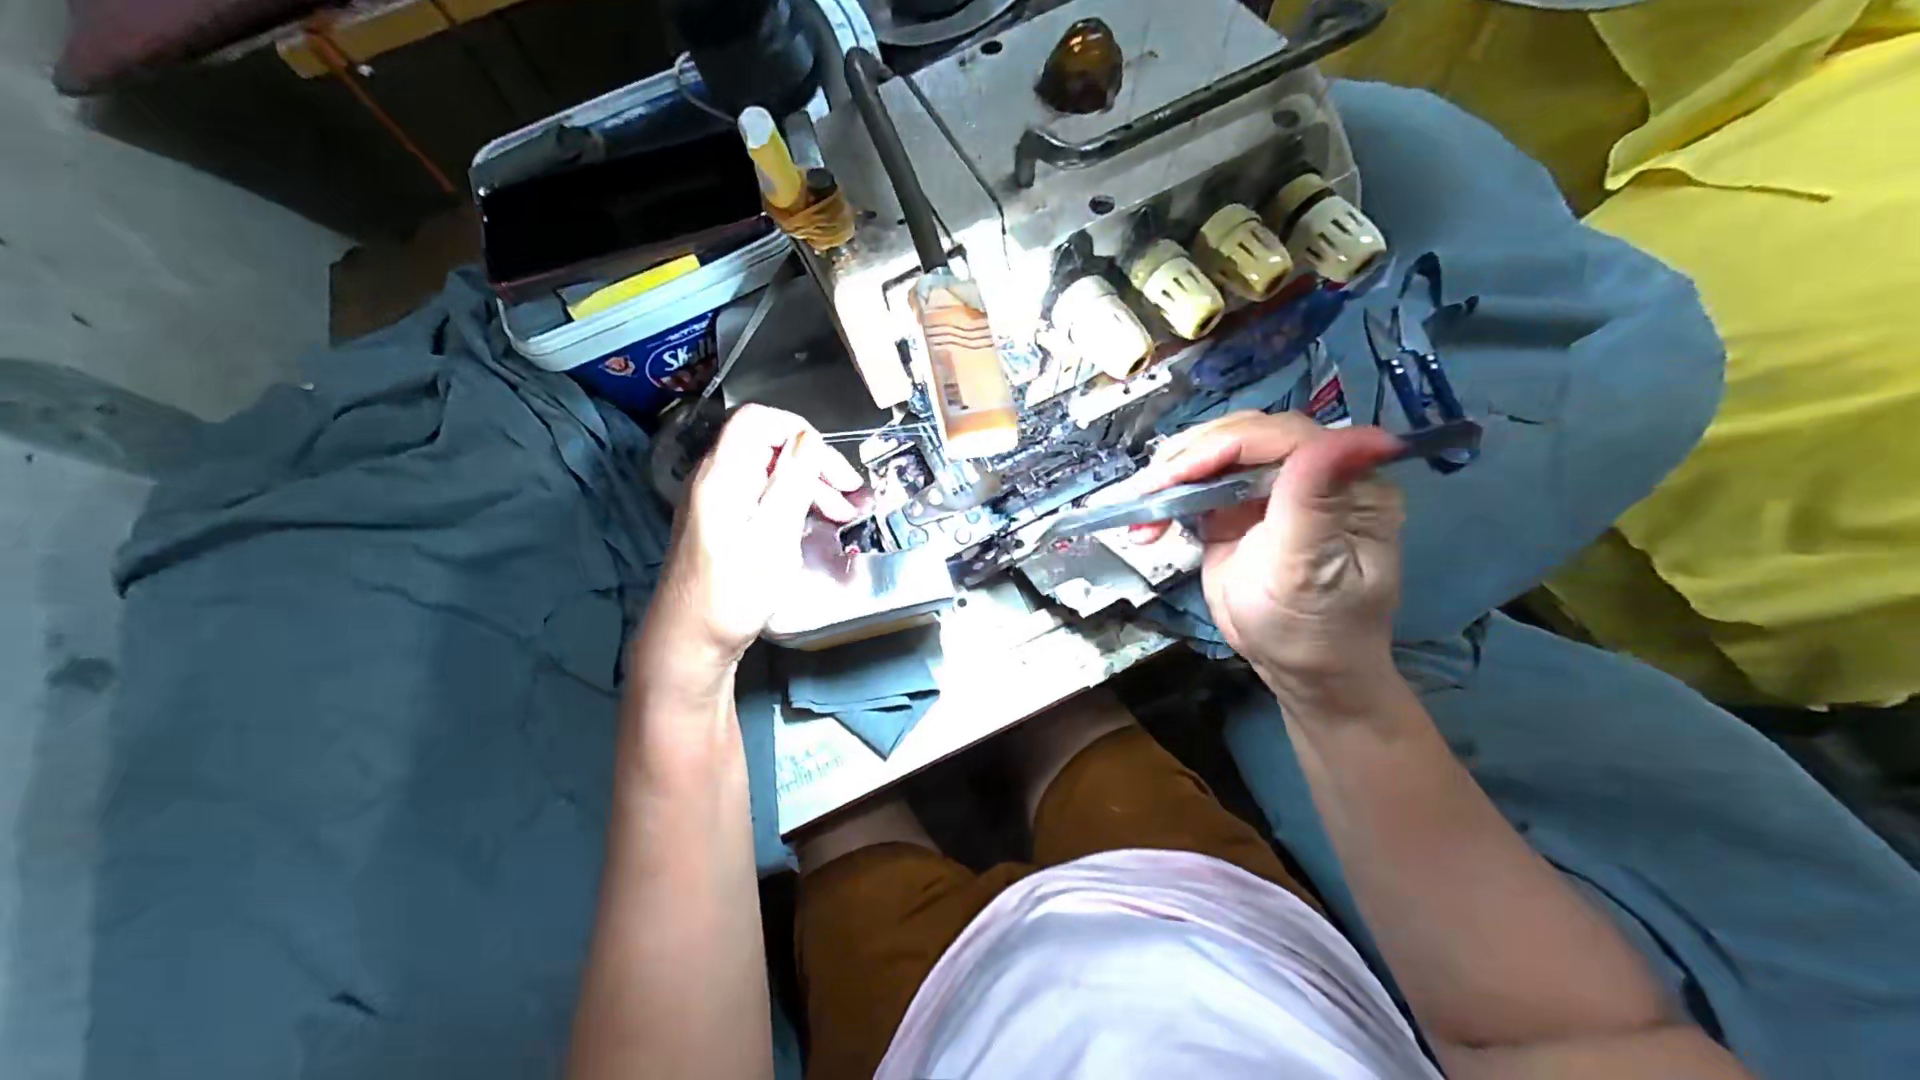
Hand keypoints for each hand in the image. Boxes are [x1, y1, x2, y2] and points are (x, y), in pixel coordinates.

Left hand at [651, 405, 865, 675]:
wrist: (689, 641)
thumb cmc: (733, 593)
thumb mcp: (773, 536)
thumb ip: (792, 482)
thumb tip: (808, 438)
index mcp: (722, 475)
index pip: (758, 420)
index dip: (799, 431)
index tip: (831, 464)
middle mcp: (714, 479)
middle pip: (768, 446)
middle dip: (813, 464)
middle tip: (849, 495)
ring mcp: (716, 501)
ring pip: (768, 473)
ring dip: (808, 486)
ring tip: (841, 515)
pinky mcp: (722, 523)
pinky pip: (761, 497)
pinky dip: (791, 504)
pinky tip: (812, 524)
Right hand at [1129, 411, 1405, 710]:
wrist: (1296, 669)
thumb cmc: (1313, 629)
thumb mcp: (1309, 570)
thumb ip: (1316, 500)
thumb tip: (1364, 435)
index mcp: (1348, 481)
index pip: (1280, 438)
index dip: (1224, 446)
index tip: (1176, 475)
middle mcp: (1312, 473)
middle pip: (1243, 437)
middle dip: (1189, 458)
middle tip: (1149, 490)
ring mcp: (1271, 488)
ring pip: (1215, 454)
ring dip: (1171, 476)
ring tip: (1141, 508)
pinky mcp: (1237, 505)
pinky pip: (1199, 484)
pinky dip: (1168, 498)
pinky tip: (1148, 523)